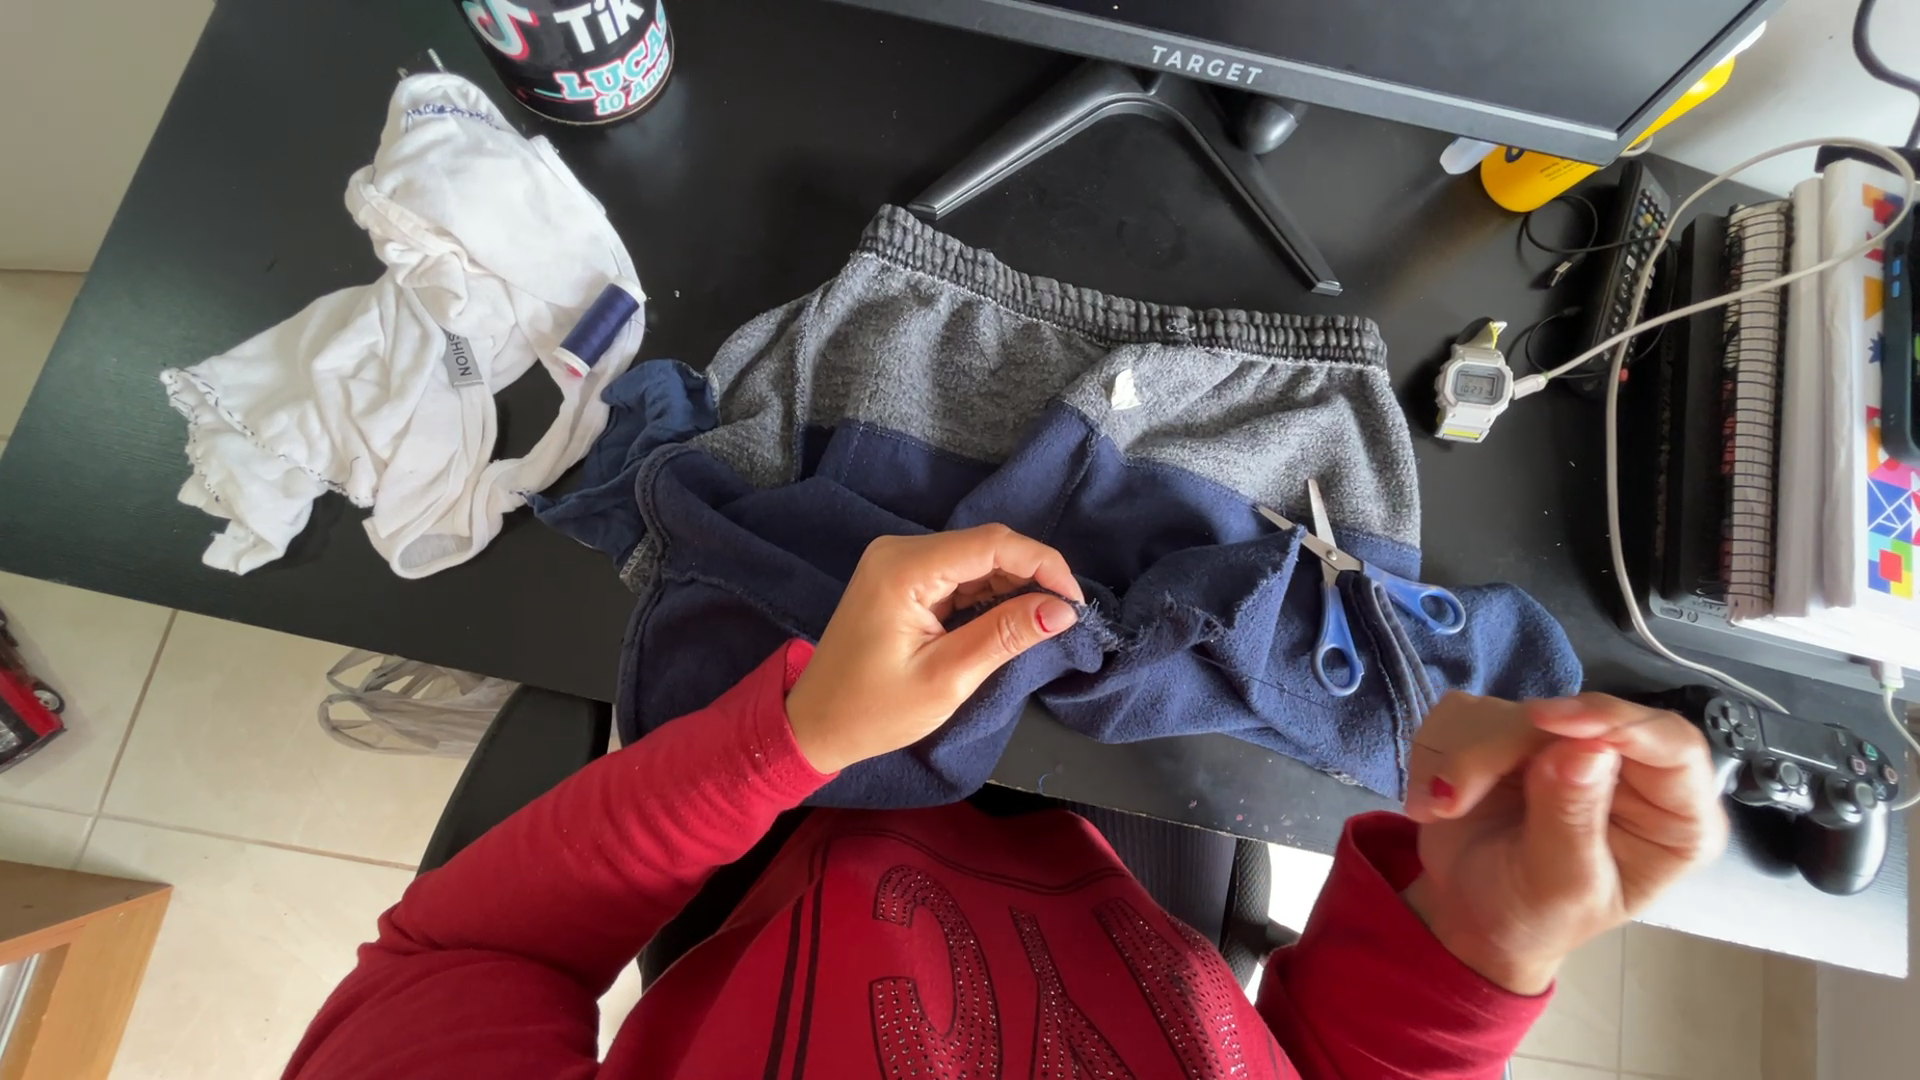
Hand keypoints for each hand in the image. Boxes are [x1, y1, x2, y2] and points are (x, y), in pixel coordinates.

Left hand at [784, 524, 1084, 773]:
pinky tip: (1010, 616)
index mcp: (904, 567)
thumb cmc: (873, 710)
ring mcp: (898, 562)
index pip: (991, 544)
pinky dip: (988, 593)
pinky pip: (957, 574)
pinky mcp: (901, 578)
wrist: (815, 725)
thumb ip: (1005, 635)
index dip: (1043, 563)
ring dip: (1013, 585)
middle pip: (984, 546)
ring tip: (1043, 620)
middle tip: (1064, 615)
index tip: (1075, 601)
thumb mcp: (947, 678)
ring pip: (974, 559)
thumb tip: (1063, 610)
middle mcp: (900, 550)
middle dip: (1031, 575)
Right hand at [1400, 693, 1727, 994]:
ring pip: (1497, 713)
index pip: (1667, 739)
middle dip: (1489, 754)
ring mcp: (1551, 746)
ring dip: (1455, 760)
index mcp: (1666, 812)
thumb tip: (1586, 750)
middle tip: (1450, 800)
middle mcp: (1615, 767)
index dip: (1611, 719)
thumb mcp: (1560, 883)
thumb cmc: (1531, 914)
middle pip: (1556, 719)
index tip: (1544, 721)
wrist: (1470, 913)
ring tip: (1438, 810)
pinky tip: (1432, 796)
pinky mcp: (1495, 734)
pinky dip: (1431, 755)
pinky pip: (1455, 715)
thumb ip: (1573, 818)